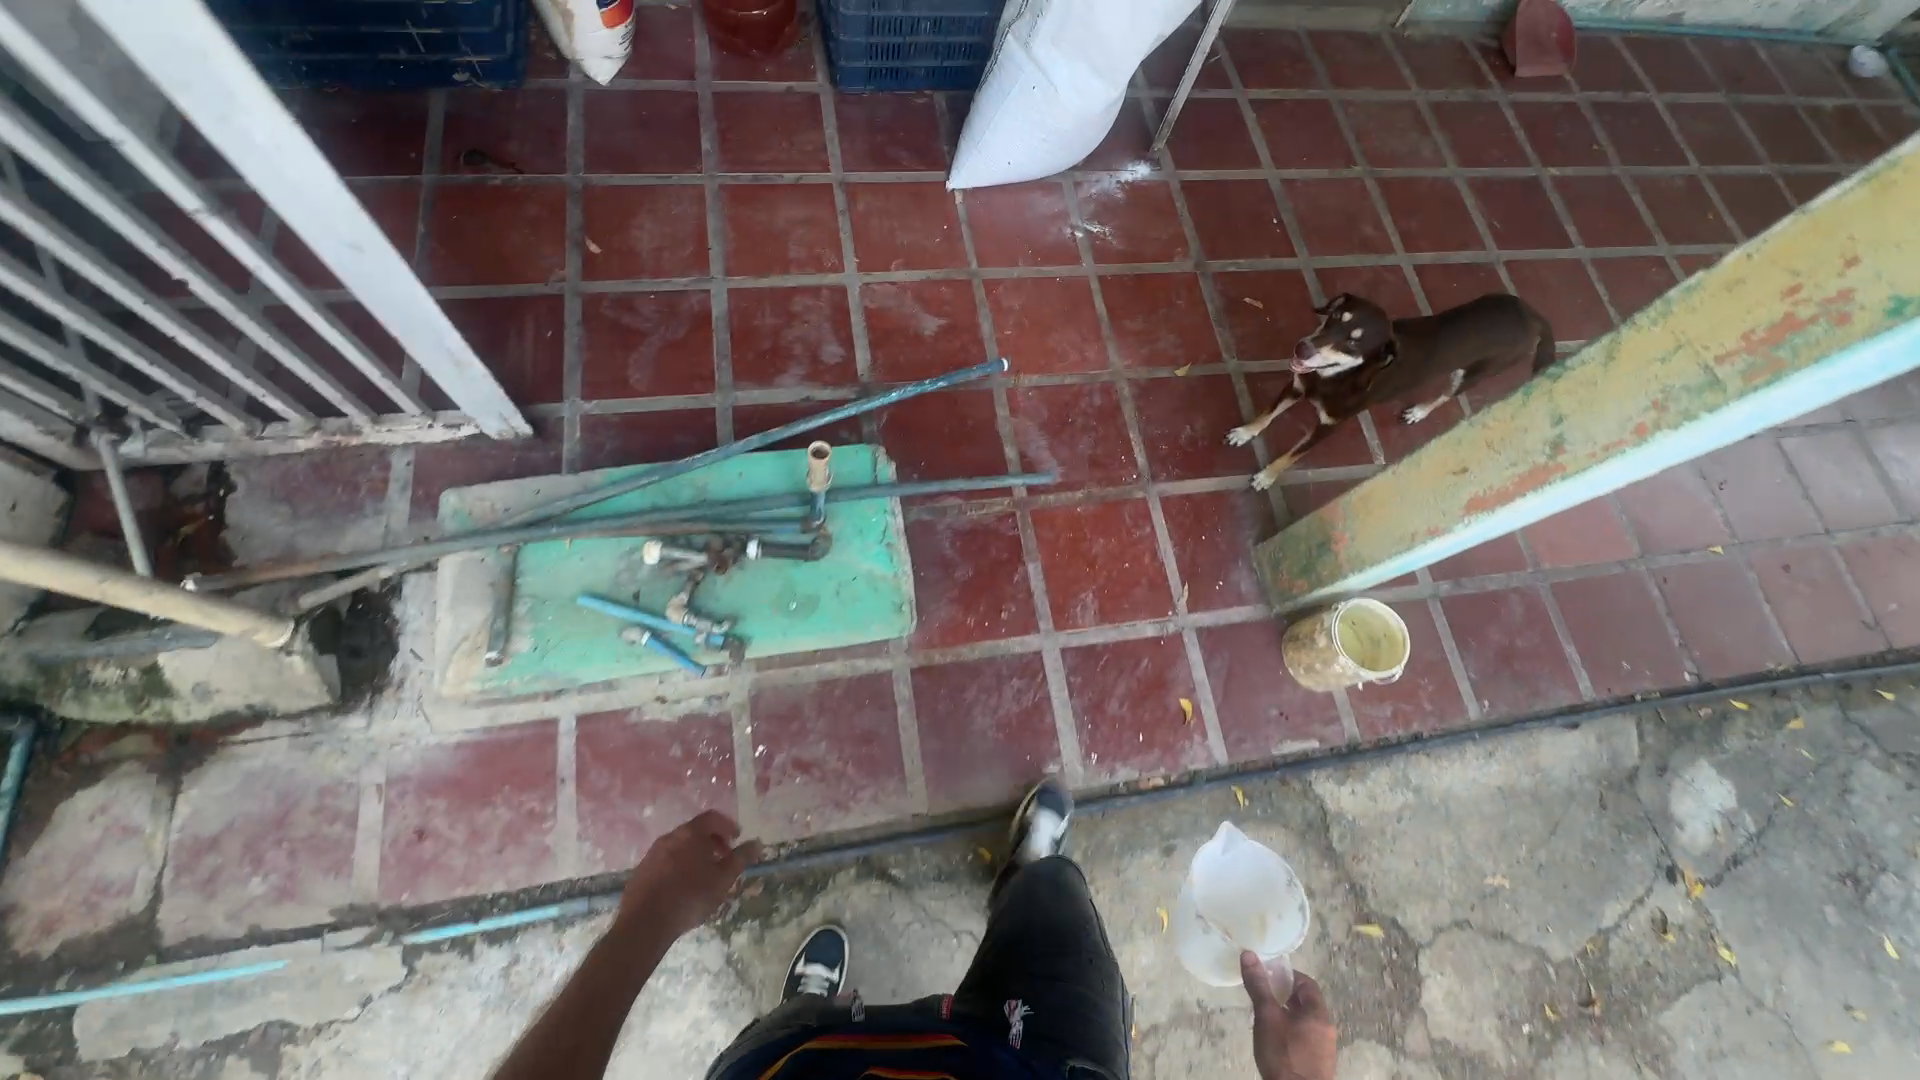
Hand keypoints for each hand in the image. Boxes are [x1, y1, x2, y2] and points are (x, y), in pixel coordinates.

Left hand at [620, 810, 760, 936]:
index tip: (736, 839)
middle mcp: (670, 837)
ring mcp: (652, 854)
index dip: (727, 825)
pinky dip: (678, 865)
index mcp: (691, 834)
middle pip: (695, 831)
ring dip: (695, 854)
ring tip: (704, 875)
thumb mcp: (723, 879)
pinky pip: (665, 861)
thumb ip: (740, 859)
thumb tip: (757, 843)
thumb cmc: (690, 896)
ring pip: (679, 846)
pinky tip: (682, 887)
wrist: (644, 923)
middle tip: (723, 858)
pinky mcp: (641, 871)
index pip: (712, 817)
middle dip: (712, 841)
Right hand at [1242, 952, 1336, 1079]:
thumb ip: (1259, 986)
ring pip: (1305, 1020)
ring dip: (1287, 1013)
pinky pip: (1305, 1037)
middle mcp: (1326, 1028)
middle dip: (1284, 994)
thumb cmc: (1284, 1053)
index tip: (1268, 976)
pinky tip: (1275, 1039)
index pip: (1306, 983)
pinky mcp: (1318, 1063)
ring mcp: (1324, 1048)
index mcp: (1319, 1013)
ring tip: (1265, 1016)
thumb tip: (1248, 954)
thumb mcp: (1267, 1017)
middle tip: (1263, 994)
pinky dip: (1291, 1030)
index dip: (1287, 976)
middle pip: (1306, 1001)